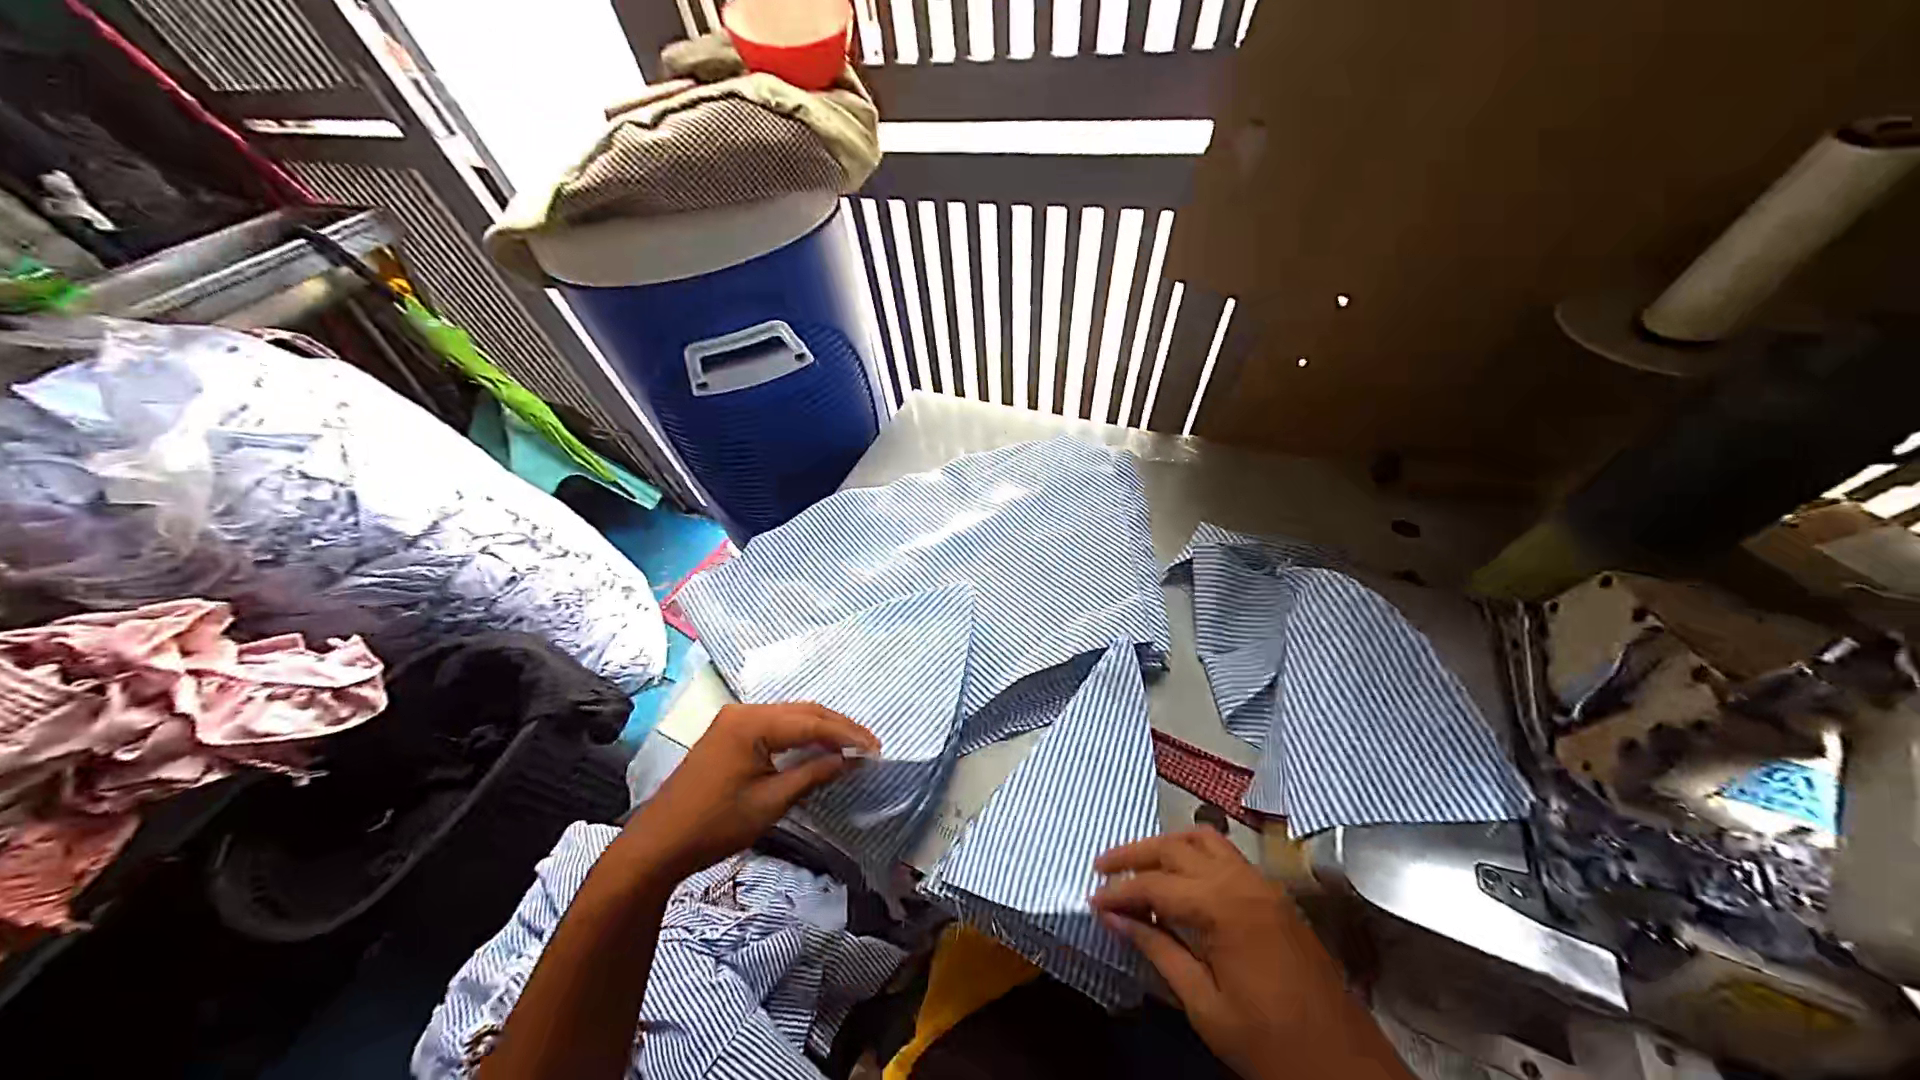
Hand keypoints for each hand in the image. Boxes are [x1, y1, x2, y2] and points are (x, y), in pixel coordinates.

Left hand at [627, 702, 878, 881]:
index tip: (875, 749)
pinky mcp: (729, 734)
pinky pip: (775, 726)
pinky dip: (800, 735)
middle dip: (838, 728)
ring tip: (852, 746)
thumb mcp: (771, 801)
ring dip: (821, 729)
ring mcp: (733, 721)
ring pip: (790, 716)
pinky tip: (818, 747)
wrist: (658, 844)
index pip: (811, 722)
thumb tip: (848, 760)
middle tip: (870, 745)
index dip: (847, 735)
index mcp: (751, 723)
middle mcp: (743, 712)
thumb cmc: (715, 825)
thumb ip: (813, 774)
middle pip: (802, 712)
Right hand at [1091, 829, 1403, 1079]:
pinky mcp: (1275, 896)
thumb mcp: (1205, 1005)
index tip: (1093, 902)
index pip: (1155, 885)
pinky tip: (1181, 877)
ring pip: (1203, 840)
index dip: (1119, 892)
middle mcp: (1242, 882)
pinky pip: (1227, 855)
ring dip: (1166, 846)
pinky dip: (1195, 854)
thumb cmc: (1270, 1044)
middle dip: (1135, 855)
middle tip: (1103, 869)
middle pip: (1176, 848)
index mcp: (1222, 907)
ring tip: (1138, 865)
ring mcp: (1263, 885)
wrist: (1348, 1069)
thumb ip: (1158, 951)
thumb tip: (1114, 919)